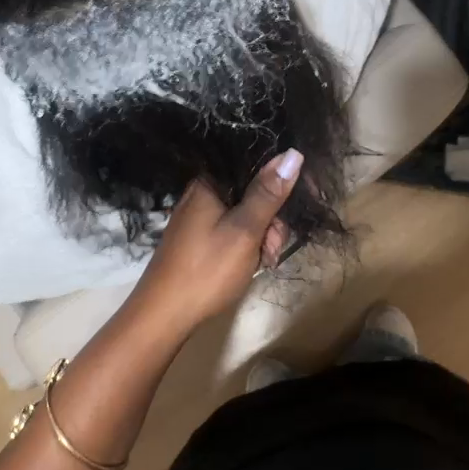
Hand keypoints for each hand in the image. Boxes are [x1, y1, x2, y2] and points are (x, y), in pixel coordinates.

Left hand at [126, 152, 299, 339]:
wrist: (164, 315)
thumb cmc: (207, 270)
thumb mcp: (245, 230)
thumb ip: (268, 193)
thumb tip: (292, 153)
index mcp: (210, 183)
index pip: (255, 164)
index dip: (282, 179)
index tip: (304, 199)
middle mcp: (202, 192)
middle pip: (252, 191)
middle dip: (271, 219)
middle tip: (273, 248)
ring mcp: (198, 215)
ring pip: (245, 213)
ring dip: (262, 235)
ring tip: (264, 261)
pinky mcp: (198, 236)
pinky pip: (232, 228)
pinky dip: (247, 243)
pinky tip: (252, 263)